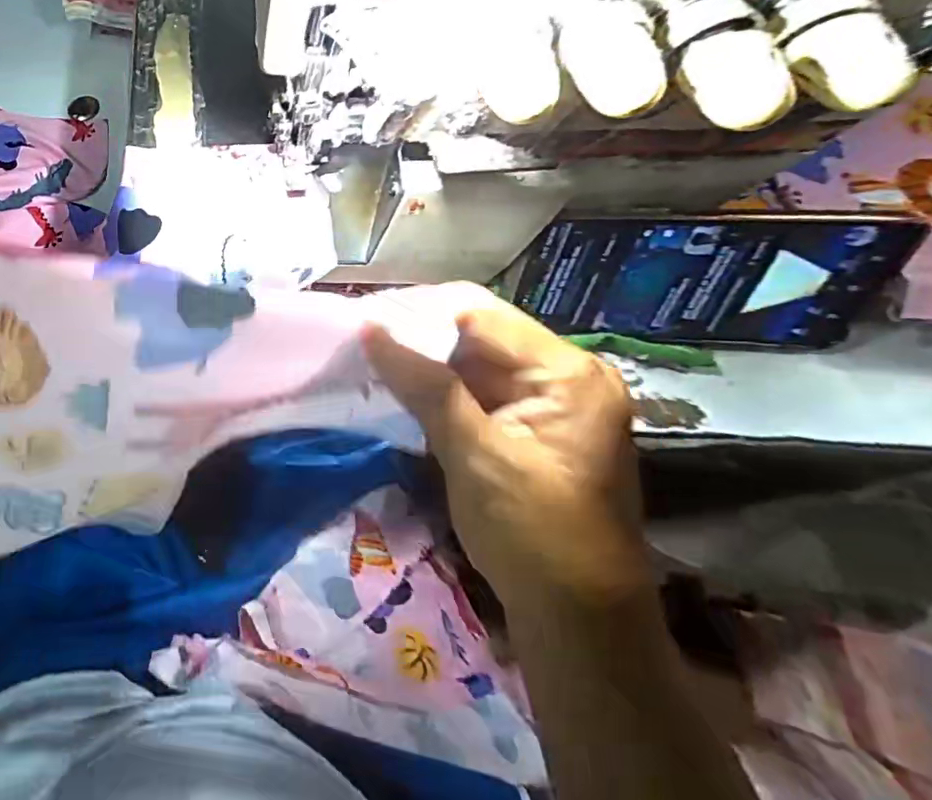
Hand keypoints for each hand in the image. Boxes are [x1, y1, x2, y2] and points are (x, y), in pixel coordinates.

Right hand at [363, 287, 645, 614]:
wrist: (575, 616)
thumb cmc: (532, 533)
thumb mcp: (474, 454)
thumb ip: (424, 385)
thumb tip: (371, 328)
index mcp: (566, 374)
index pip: (479, 316)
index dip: (418, 315)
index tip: (361, 324)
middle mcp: (562, 377)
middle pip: (474, 337)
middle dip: (415, 341)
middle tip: (356, 347)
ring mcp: (545, 404)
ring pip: (467, 365)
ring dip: (420, 368)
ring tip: (365, 367)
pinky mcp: (525, 428)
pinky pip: (471, 393)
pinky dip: (433, 393)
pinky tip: (394, 395)